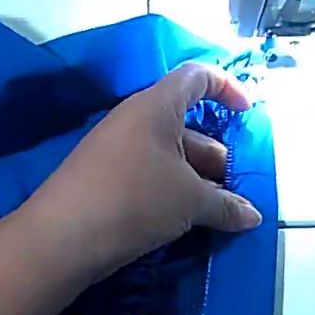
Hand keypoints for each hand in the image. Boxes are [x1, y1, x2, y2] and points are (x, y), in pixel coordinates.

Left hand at [18, 64, 262, 282]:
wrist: (62, 238)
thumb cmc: (134, 199)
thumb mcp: (190, 201)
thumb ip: (226, 205)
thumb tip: (252, 217)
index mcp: (156, 106)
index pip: (197, 77)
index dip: (227, 87)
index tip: (247, 114)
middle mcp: (134, 121)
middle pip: (187, 125)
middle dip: (216, 156)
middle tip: (236, 190)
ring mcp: (115, 151)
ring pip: (168, 156)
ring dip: (197, 180)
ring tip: (219, 211)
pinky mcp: (103, 179)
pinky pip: (148, 175)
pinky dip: (172, 191)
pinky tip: (187, 220)